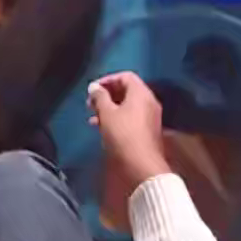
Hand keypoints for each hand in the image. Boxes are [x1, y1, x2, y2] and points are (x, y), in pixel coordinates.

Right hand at [88, 72, 172, 199]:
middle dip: (107, 95)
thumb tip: (94, 87)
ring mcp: (149, 116)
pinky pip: (130, 117)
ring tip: (93, 117)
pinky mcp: (147, 130)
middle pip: (127, 90)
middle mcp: (148, 101)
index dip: (107, 80)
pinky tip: (103, 128)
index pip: (125, 76)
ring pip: (127, 105)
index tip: (91, 90)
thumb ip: (100, 98)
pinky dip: (117, 118)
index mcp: (140, 93)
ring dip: (110, 108)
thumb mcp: (107, 114)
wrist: (141, 164)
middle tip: (90, 103)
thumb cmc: (122, 135)